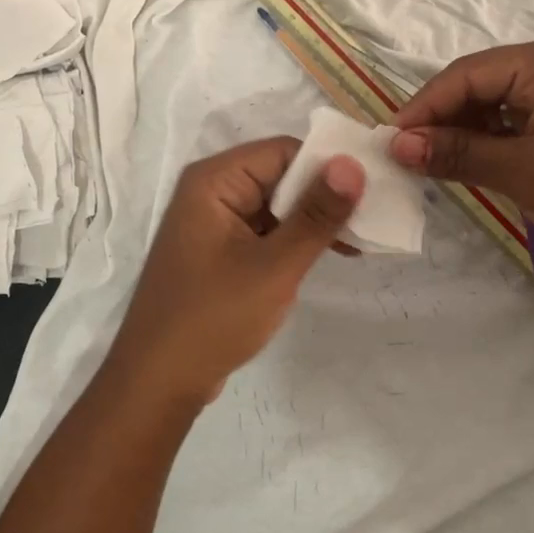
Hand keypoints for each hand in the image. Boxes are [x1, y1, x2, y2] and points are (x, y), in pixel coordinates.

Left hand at [104, 137, 362, 404]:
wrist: (157, 382)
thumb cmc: (213, 318)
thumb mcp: (274, 267)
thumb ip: (316, 214)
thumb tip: (352, 164)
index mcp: (214, 180)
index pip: (283, 151)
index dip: (328, 165)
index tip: (374, 188)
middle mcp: (211, 190)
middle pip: (280, 174)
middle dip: (325, 194)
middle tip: (376, 217)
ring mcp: (214, 221)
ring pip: (277, 203)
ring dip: (314, 219)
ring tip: (362, 240)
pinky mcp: (220, 250)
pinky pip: (266, 229)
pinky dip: (296, 239)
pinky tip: (332, 254)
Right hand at [386, 37, 533, 270]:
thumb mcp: (524, 173)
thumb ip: (457, 152)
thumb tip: (396, 143)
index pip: (466, 74)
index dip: (423, 107)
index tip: (388, 141)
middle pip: (481, 85)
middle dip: (443, 120)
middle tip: (406, 157)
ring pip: (499, 105)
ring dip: (466, 134)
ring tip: (433, 166)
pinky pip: (521, 122)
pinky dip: (494, 143)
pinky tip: (474, 167)